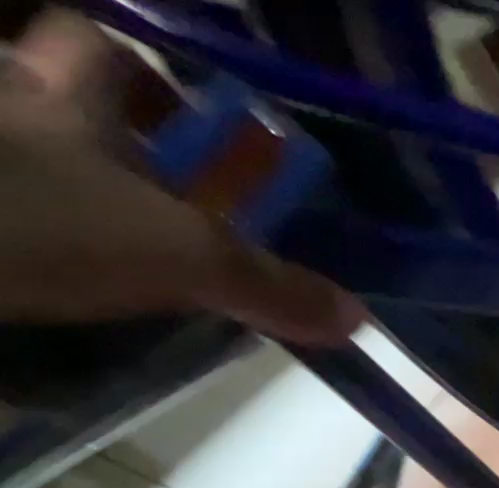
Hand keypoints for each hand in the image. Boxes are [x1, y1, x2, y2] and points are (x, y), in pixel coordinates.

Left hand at [0, 11, 361, 343]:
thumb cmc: (30, 214)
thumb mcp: (176, 256)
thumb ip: (267, 283)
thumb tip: (354, 318)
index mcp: (65, 95)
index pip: (103, 48)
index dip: (154, 79)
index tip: (200, 129)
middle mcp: (5, 105)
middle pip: (53, 96)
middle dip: (108, 139)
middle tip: (162, 198)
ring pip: (26, 156)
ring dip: (67, 192)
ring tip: (111, 254)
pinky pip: (15, 221)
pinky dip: (35, 248)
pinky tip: (55, 286)